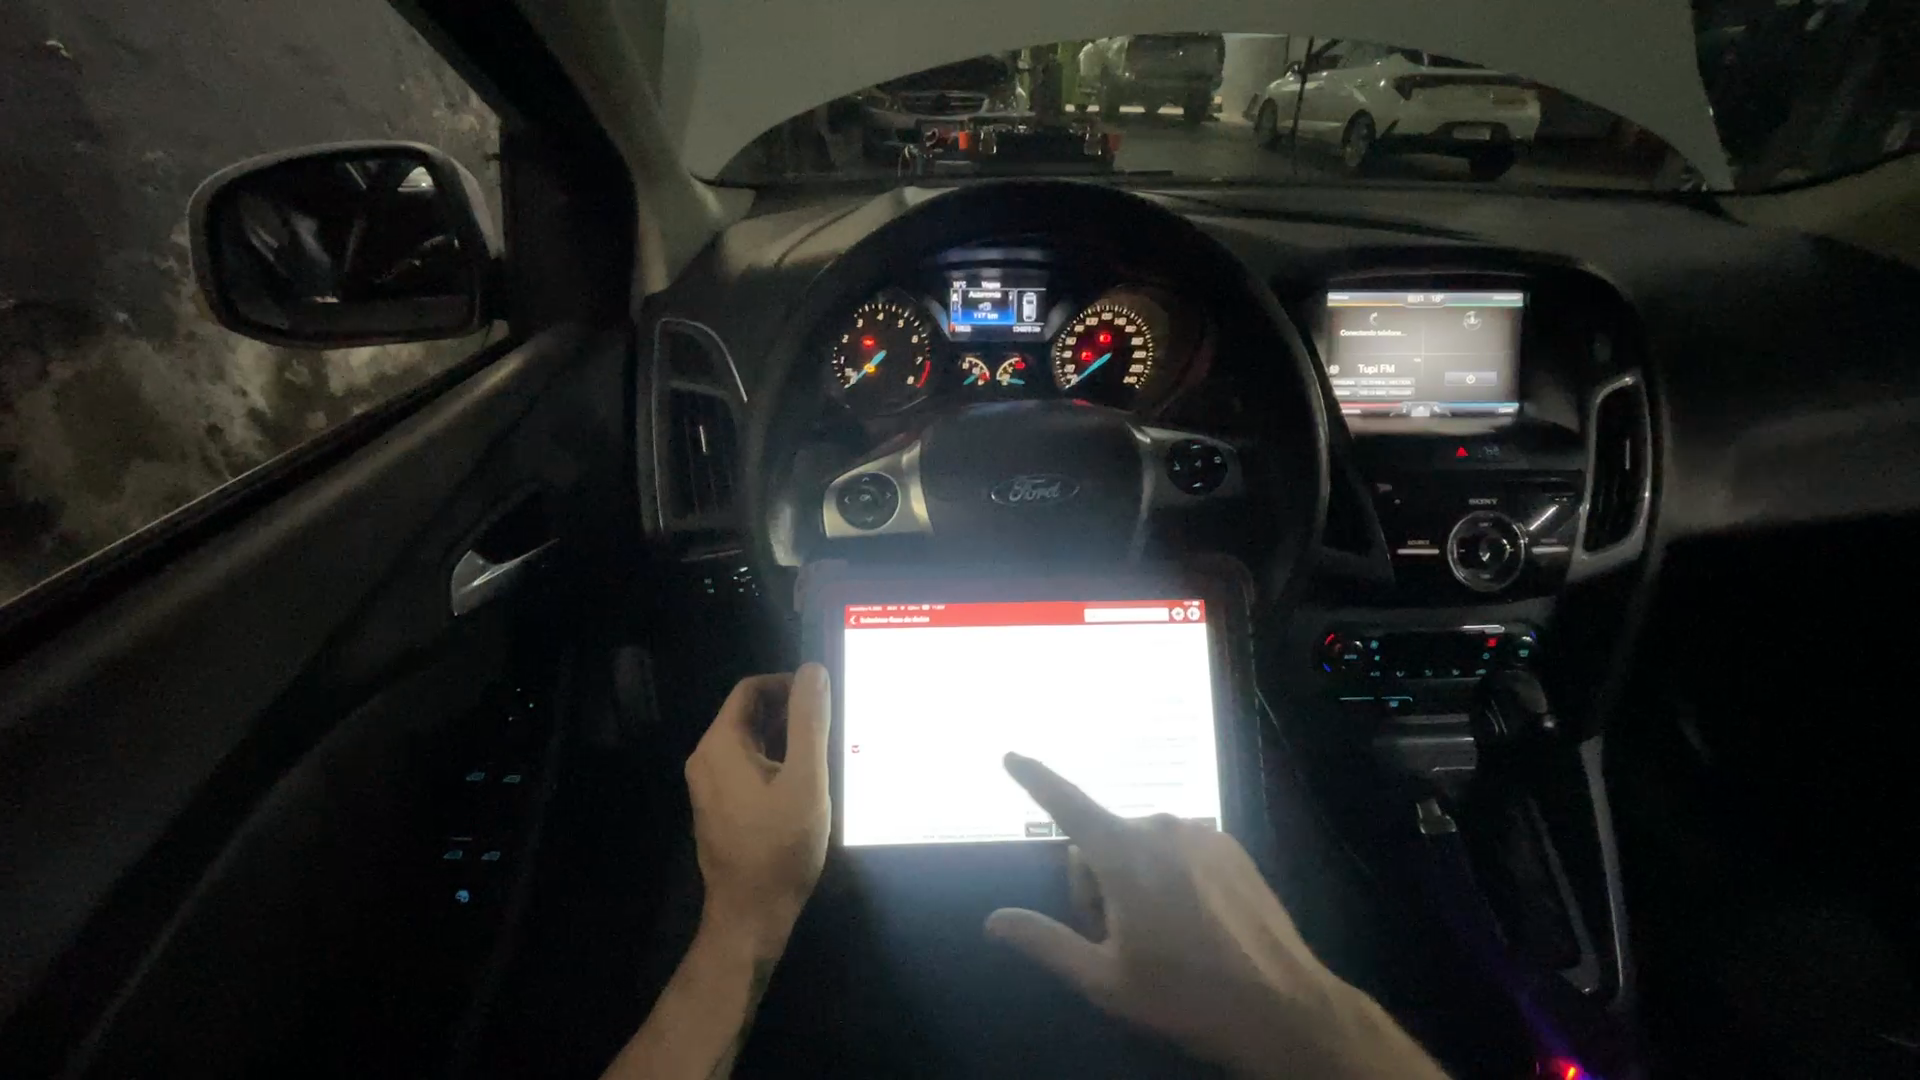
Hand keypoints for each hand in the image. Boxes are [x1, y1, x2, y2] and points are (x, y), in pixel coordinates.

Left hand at [686, 664, 831, 954]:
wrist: (751, 916)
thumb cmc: (780, 846)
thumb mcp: (805, 779)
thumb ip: (809, 721)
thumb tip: (813, 669)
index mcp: (720, 745)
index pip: (750, 689)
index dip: (787, 684)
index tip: (822, 698)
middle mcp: (707, 758)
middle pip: (749, 713)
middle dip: (790, 712)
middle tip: (829, 727)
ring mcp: (710, 785)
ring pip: (750, 740)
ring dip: (786, 737)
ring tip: (823, 754)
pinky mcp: (720, 806)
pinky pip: (747, 765)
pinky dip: (775, 761)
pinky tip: (804, 782)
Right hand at [985, 753, 1446, 1079]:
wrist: (1285, 1007)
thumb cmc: (1185, 994)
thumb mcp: (1105, 980)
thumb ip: (1046, 941)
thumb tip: (994, 921)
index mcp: (1123, 853)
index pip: (1065, 804)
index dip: (1034, 779)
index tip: (1010, 755)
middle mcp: (1158, 826)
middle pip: (1101, 840)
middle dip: (1095, 881)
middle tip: (1117, 937)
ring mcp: (1198, 831)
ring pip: (1141, 843)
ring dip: (1134, 876)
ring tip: (1161, 932)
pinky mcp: (1228, 843)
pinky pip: (1177, 846)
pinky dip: (1169, 872)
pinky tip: (1194, 918)